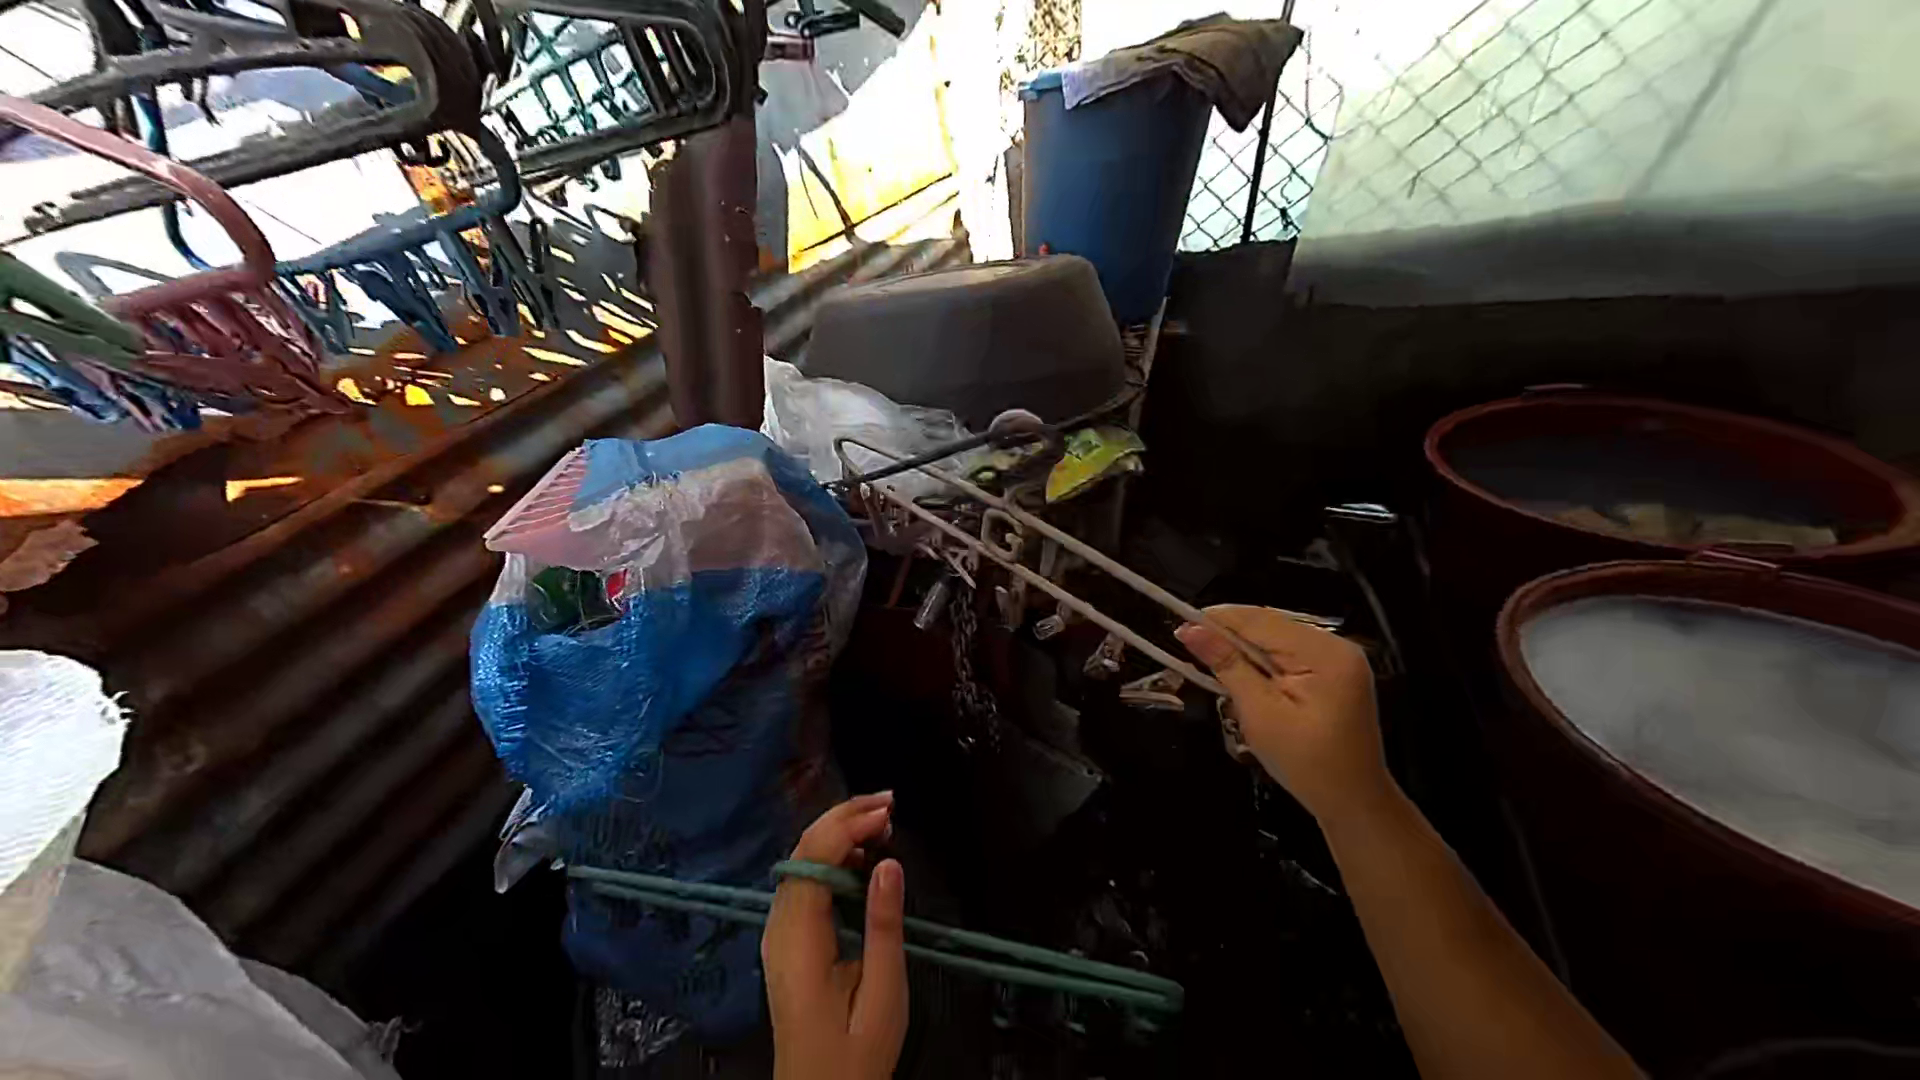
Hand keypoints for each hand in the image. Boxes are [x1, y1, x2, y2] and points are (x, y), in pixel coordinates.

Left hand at [762, 793, 907, 1079]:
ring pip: (804, 859)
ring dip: (841, 830)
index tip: (888, 813)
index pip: (814, 859)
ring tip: (884, 820)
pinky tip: (865, 852)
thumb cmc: (854, 1056)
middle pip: (804, 850)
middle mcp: (779, 926)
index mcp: (797, 940)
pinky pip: (808, 879)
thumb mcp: (882, 994)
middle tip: (889, 802)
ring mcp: (780, 930)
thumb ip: (883, 926)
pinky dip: (836, 854)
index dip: (849, 826)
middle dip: (845, 816)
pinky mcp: (789, 936)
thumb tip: (889, 862)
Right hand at [1177, 604, 1392, 824]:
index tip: (1181, 627)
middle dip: (1229, 633)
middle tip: (1189, 644)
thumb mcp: (1259, 713)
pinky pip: (1288, 651)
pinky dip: (1260, 658)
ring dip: (1242, 646)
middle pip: (1269, 624)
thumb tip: (1191, 630)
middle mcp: (1336, 645)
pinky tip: (1240, 670)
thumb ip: (1227, 665)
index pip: (1260, 620)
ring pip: (1276, 636)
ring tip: (1209, 658)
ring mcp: (1338, 657)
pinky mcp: (1333, 669)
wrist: (1354, 801)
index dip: (1217, 620)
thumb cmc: (1306, 763)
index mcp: (1324, 654)